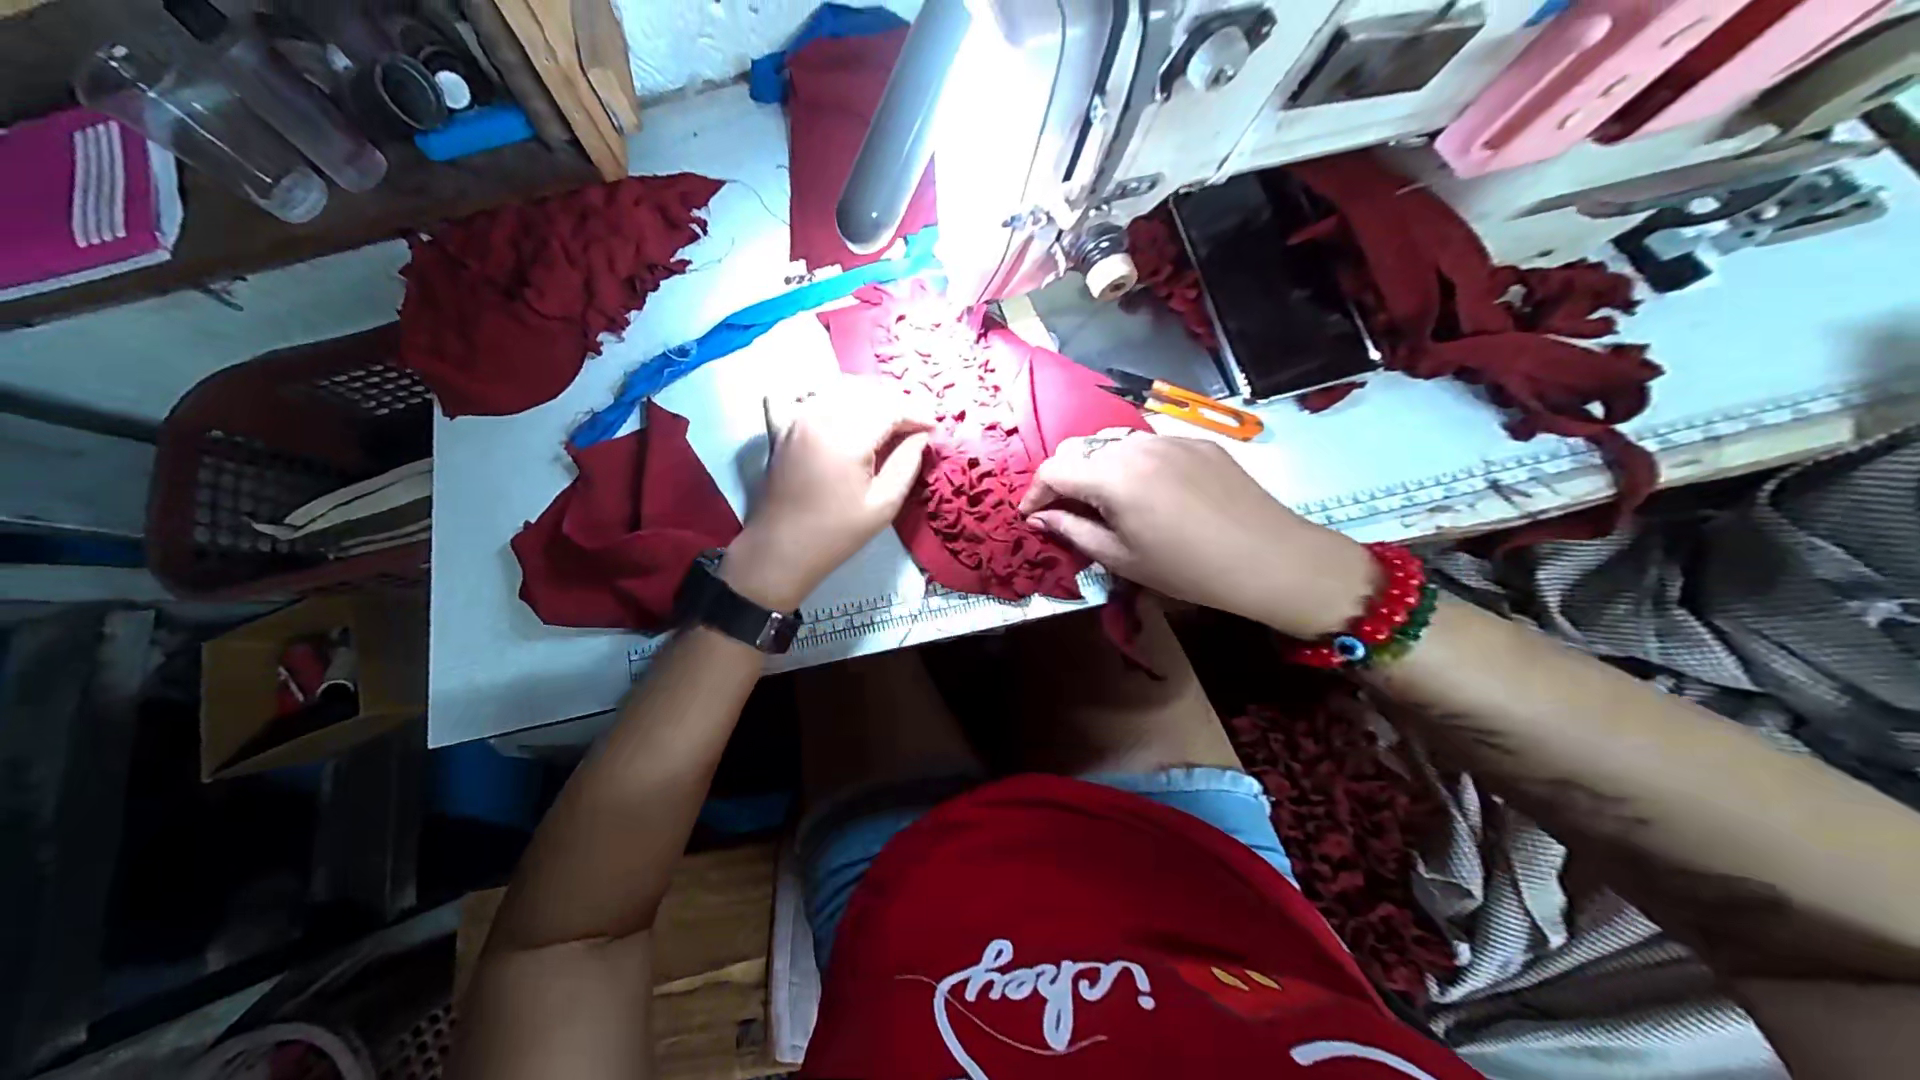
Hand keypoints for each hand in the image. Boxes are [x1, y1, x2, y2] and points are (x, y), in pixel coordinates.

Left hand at [720, 376, 933, 610]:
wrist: (780, 549)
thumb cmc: (836, 534)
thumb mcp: (883, 506)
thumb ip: (906, 464)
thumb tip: (921, 436)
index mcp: (847, 439)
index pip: (890, 407)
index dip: (917, 413)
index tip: (933, 427)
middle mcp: (819, 417)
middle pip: (867, 391)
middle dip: (896, 402)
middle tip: (915, 423)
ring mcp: (795, 418)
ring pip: (839, 387)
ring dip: (867, 395)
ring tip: (886, 417)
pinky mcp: (780, 426)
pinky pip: (801, 394)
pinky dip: (822, 394)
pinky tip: (837, 408)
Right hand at [1017, 431, 1377, 637]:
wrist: (1268, 557)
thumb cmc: (1187, 568)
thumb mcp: (1120, 557)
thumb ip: (1072, 530)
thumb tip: (1041, 516)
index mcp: (1112, 475)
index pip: (1054, 469)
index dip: (1034, 492)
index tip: (1030, 515)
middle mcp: (1135, 445)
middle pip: (1080, 448)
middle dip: (1064, 476)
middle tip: (1065, 508)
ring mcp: (1169, 439)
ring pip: (1114, 443)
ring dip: (1098, 467)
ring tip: (1106, 499)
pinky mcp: (1196, 442)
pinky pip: (1149, 445)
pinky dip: (1133, 464)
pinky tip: (1149, 492)